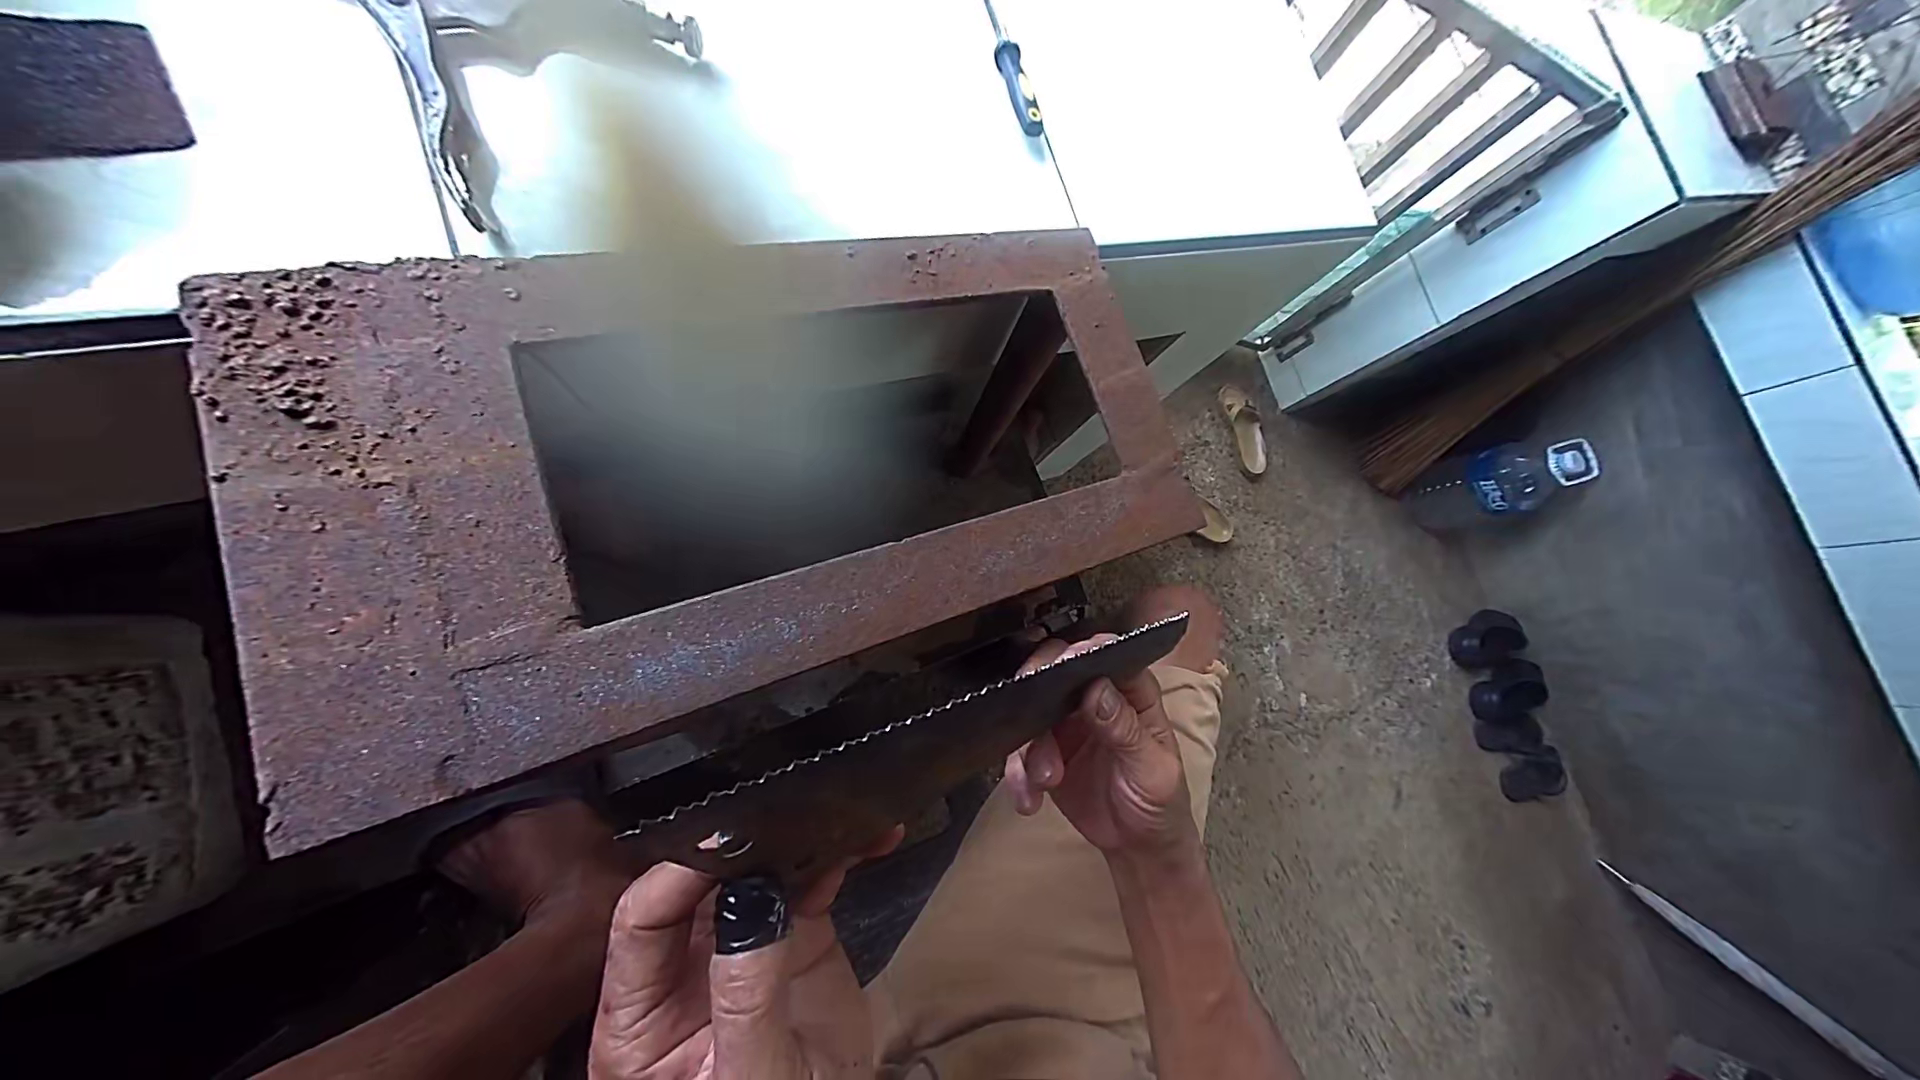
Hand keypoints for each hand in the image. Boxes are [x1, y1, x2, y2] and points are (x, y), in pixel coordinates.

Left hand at [588, 829, 901, 1079]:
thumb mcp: (752, 1075)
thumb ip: (746, 995)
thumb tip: (753, 901)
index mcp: (644, 1014)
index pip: (642, 920)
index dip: (677, 876)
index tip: (724, 843)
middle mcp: (688, 969)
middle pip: (700, 883)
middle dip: (739, 844)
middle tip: (783, 812)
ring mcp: (745, 947)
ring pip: (758, 872)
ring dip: (799, 840)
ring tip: (837, 818)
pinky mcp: (796, 935)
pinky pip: (812, 882)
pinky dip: (842, 857)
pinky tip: (871, 841)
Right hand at [1002, 636, 1197, 858]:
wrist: (1138, 848)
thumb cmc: (1161, 802)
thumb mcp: (1152, 769)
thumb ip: (1125, 730)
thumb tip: (1097, 689)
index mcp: (1130, 693)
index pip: (1107, 655)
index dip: (1084, 652)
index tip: (1063, 662)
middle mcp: (1094, 699)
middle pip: (1057, 670)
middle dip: (1037, 686)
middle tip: (1028, 709)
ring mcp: (1066, 723)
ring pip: (1031, 710)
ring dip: (1030, 746)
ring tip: (1045, 779)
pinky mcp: (1044, 751)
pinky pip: (1020, 750)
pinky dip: (1018, 773)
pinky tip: (1029, 798)